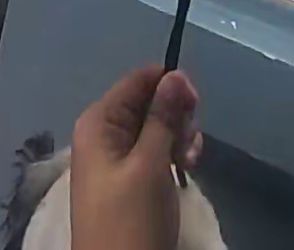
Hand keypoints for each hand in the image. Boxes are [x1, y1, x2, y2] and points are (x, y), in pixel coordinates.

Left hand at [70, 67, 203, 249]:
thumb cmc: (130, 220)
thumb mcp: (150, 164)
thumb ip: (163, 115)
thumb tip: (176, 74)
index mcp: (99, 121)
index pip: (139, 79)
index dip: (169, 84)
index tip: (194, 103)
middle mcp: (105, 132)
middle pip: (150, 100)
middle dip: (177, 115)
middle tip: (189, 139)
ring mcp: (117, 156)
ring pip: (158, 124)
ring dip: (180, 135)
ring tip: (189, 161)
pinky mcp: (131, 177)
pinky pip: (157, 148)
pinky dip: (175, 152)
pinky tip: (186, 168)